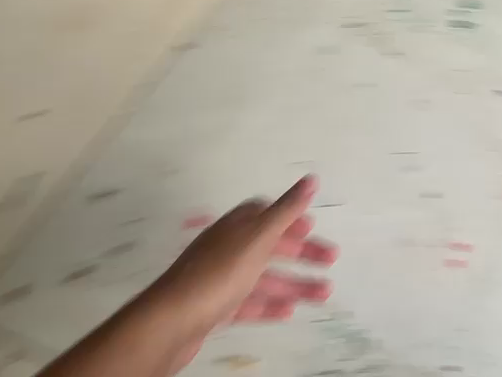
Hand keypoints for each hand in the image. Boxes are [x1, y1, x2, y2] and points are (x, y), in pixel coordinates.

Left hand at [144, 176, 337, 364]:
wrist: (171, 322)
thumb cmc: (218, 273)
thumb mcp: (258, 237)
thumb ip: (287, 209)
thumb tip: (311, 178)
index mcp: (238, 225)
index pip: (269, 214)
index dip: (292, 219)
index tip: (313, 227)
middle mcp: (229, 247)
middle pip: (272, 246)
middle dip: (302, 254)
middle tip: (330, 262)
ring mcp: (221, 278)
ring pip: (266, 278)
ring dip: (295, 284)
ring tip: (323, 294)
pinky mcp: (216, 307)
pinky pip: (250, 303)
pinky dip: (270, 305)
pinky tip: (289, 312)